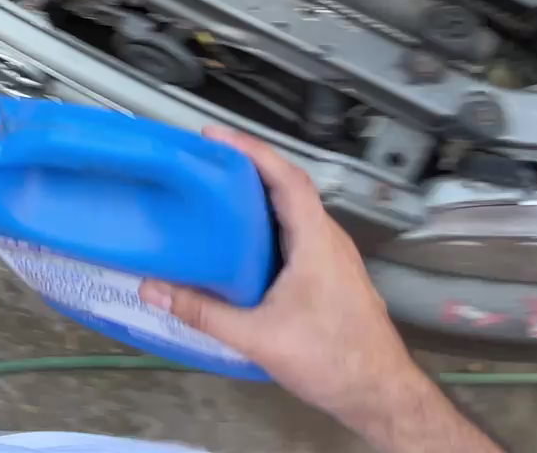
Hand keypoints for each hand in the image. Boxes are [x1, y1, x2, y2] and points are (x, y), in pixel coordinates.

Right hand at [138, 126, 500, 452]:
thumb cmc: (334, 363)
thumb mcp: (259, 339)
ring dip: (257, 186)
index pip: (289, 180)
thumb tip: (148, 288)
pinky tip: (239, 227)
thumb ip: (202, 312)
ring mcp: (334, 257)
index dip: (253, 151)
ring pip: (294, 206)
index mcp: (317, 245)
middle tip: (203, 154)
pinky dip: (266, 211)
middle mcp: (329, 242)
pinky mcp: (330, 272)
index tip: (214, 135)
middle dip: (247, 162)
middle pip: (289, 185)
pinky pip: (295, 225)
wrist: (387, 402)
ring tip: (214, 182)